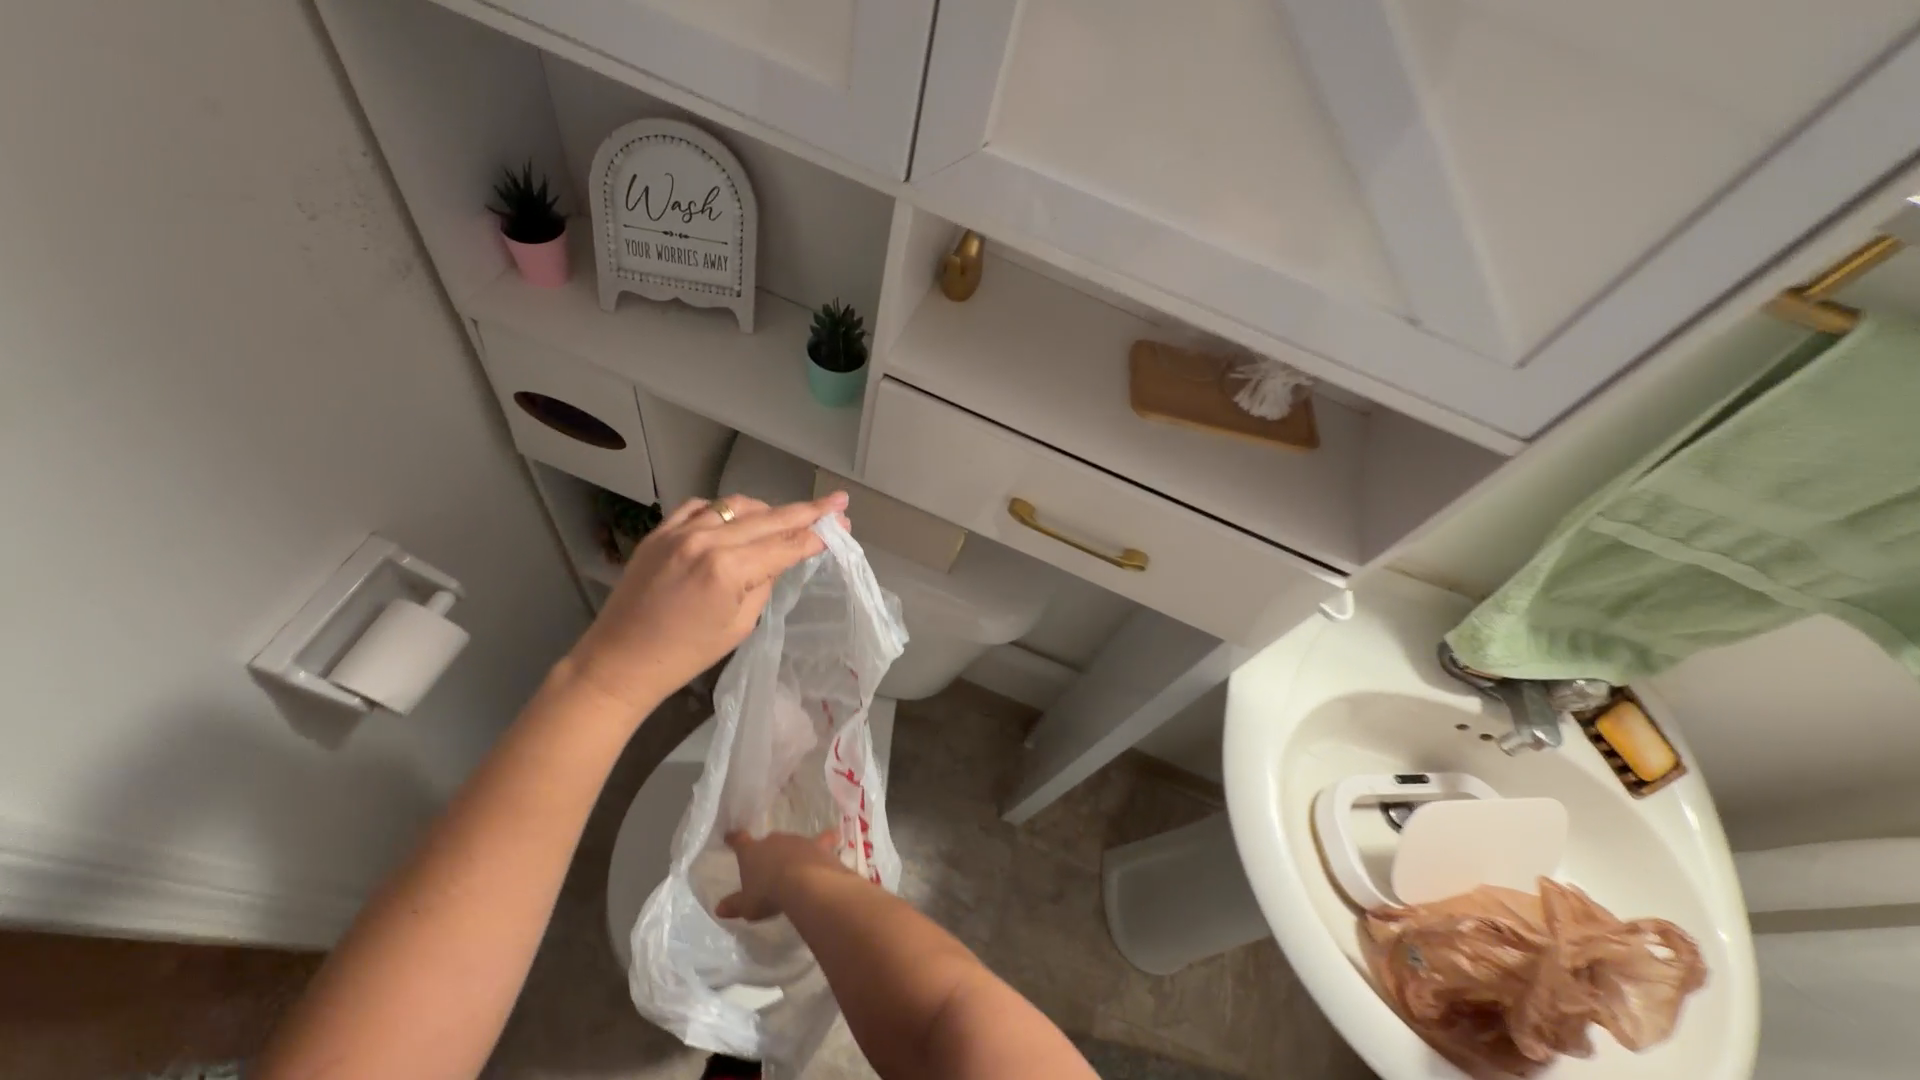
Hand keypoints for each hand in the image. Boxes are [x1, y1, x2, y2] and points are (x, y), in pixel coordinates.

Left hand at [563, 492, 848, 716]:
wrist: (620, 661)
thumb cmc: (685, 656)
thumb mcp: (739, 625)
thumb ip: (763, 583)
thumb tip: (777, 558)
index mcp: (728, 569)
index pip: (785, 545)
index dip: (816, 536)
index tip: (841, 526)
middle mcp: (705, 540)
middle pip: (768, 518)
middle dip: (806, 512)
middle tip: (836, 503)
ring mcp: (678, 531)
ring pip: (735, 505)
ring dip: (765, 509)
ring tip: (787, 517)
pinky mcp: (659, 532)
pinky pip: (700, 507)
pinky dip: (724, 509)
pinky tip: (736, 517)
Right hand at [714, 829, 851, 921]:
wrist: (804, 883)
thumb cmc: (768, 893)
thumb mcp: (747, 905)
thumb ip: (735, 905)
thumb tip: (719, 909)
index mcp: (751, 852)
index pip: (739, 842)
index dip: (735, 839)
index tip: (731, 836)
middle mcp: (774, 841)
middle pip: (769, 842)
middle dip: (769, 851)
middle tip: (770, 863)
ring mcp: (797, 841)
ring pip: (793, 842)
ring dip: (793, 850)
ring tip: (795, 863)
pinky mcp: (819, 845)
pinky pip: (823, 840)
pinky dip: (827, 840)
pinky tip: (834, 837)